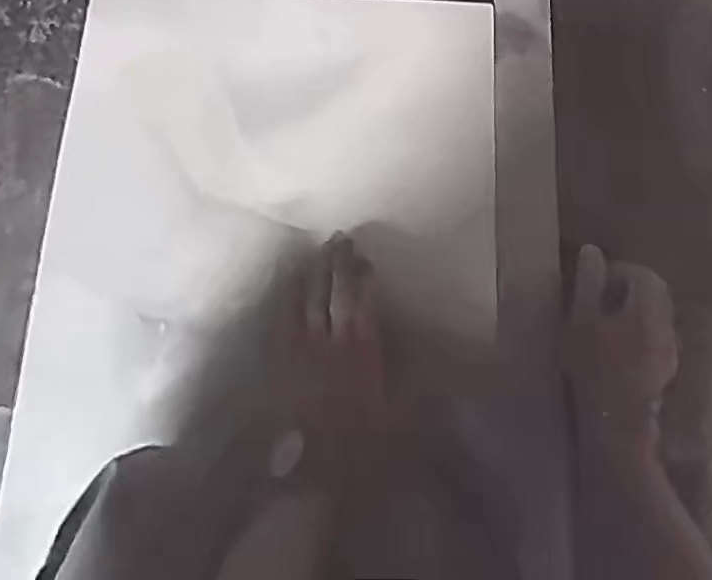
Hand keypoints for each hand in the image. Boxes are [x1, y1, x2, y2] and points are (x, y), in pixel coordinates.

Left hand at [283, 233, 390, 490]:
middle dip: (337, 261)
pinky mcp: (282, 360)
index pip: (362, 299)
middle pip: (332, 290)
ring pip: (306, 298)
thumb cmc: (365, 445)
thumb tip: (429, 352)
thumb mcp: (403, 413)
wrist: (317, 474)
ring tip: (318, 250)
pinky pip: (281, 318)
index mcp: (363, 350)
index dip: (362, 274)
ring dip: (313, 271)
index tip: (365, 257)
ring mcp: (302, 348)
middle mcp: (331, 340)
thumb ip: (415, 378)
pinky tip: (290, 282)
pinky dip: (287, 296)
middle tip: (339, 238)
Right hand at [563, 244, 678, 441]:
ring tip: (602, 317)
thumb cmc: (593, 367)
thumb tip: (592, 251)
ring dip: (633, 306)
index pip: (644, 275)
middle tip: (597, 293)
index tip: (594, 277)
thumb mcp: (581, 320)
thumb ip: (588, 283)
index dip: (620, 269)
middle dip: (628, 285)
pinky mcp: (665, 368)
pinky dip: (637, 326)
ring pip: (656, 314)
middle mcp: (665, 328)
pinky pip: (655, 333)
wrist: (616, 424)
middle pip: (655, 293)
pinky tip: (615, 341)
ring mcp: (669, 351)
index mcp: (646, 311)